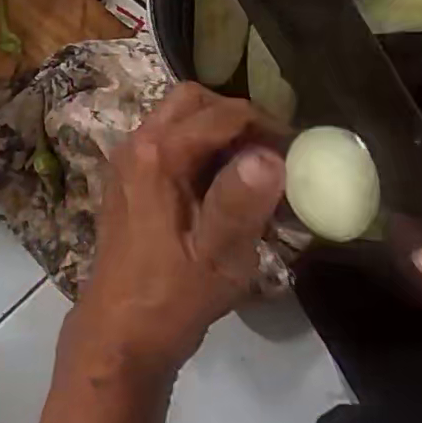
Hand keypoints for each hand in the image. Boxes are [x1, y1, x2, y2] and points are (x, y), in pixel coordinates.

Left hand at [59, 83, 286, 384]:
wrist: (121, 321)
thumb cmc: (173, 291)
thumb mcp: (220, 255)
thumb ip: (241, 202)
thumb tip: (269, 153)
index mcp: (155, 155)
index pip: (216, 114)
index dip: (263, 122)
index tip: (300, 148)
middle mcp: (135, 144)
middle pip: (188, 101)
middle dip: (235, 115)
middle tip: (276, 150)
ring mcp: (126, 158)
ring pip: (174, 118)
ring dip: (216, 130)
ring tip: (257, 168)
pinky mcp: (127, 176)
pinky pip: (165, 140)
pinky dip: (197, 145)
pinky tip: (226, 183)